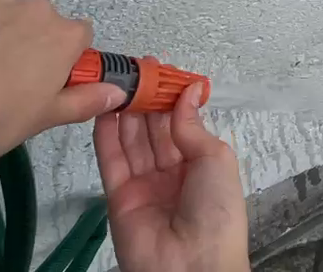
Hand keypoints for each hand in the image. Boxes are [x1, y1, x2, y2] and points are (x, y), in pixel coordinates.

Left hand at [0, 0, 123, 162]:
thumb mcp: (42, 120)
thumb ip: (85, 100)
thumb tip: (119, 91)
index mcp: (65, 36)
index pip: (77, 37)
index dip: (60, 58)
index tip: (38, 80)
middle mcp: (39, 8)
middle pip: (40, 21)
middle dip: (26, 41)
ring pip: (4, 10)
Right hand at [94, 84, 248, 271]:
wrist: (192, 267)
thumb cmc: (217, 210)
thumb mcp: (215, 159)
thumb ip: (192, 126)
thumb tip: (189, 90)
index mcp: (199, 162)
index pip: (181, 122)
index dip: (171, 97)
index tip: (162, 70)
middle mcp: (171, 171)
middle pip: (154, 129)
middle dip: (147, 100)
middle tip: (137, 69)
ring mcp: (144, 185)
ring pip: (133, 140)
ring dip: (127, 111)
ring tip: (121, 81)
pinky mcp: (119, 199)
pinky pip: (113, 162)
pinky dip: (107, 136)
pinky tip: (105, 110)